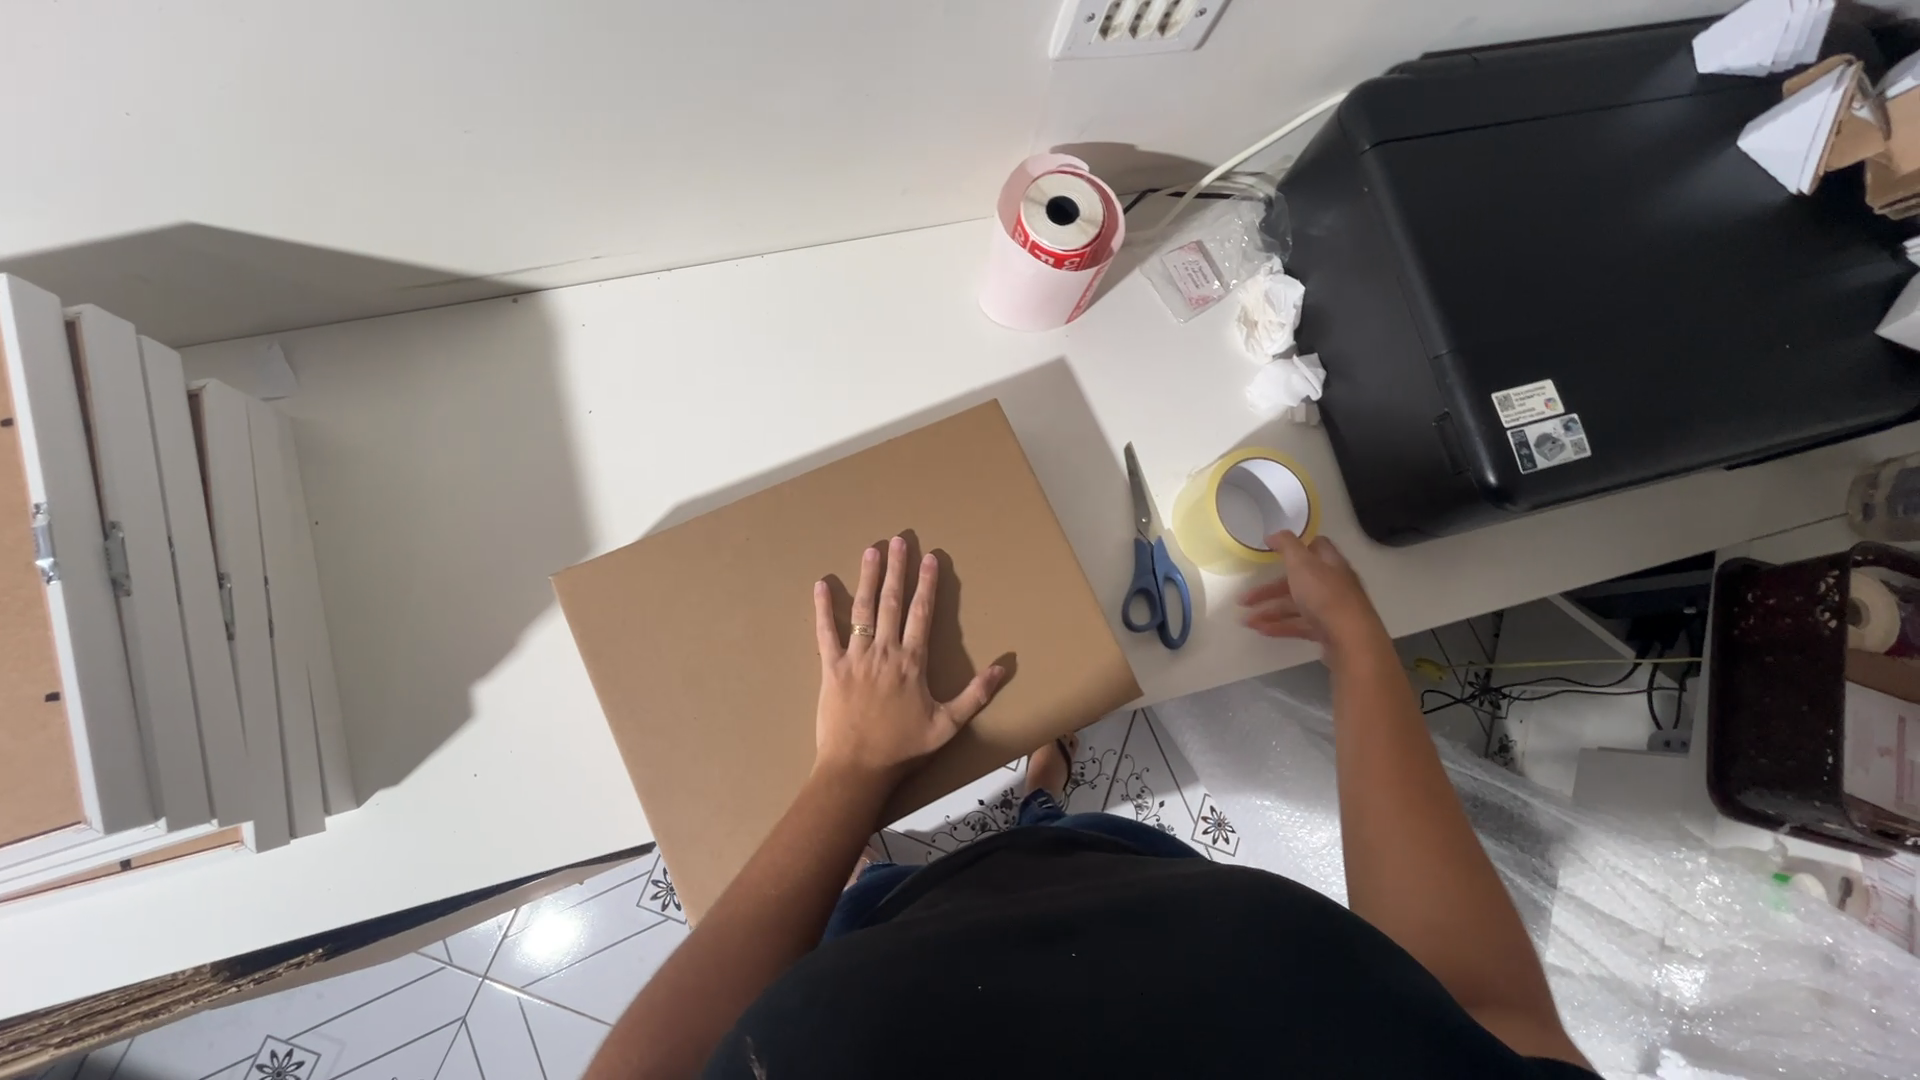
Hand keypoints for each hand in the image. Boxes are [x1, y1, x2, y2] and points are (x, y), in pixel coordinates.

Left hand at [812, 536, 1003, 788]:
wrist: (856, 769)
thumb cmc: (903, 749)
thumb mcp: (947, 725)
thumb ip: (975, 695)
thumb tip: (1003, 668)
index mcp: (912, 663)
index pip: (922, 613)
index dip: (927, 583)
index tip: (931, 558)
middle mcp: (884, 652)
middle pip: (892, 602)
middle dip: (897, 569)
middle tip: (899, 540)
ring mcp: (855, 658)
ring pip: (862, 610)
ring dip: (868, 578)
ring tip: (871, 551)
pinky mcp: (830, 669)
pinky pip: (825, 633)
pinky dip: (823, 609)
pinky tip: (821, 585)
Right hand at [1238, 531, 1385, 655]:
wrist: (1351, 640)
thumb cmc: (1325, 596)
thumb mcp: (1302, 564)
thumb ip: (1287, 546)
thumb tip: (1274, 534)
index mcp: (1330, 564)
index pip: (1316, 546)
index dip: (1296, 546)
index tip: (1272, 551)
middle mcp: (1333, 584)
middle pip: (1298, 581)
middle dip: (1269, 590)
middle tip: (1245, 599)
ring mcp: (1331, 609)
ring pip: (1295, 606)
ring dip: (1269, 611)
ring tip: (1246, 622)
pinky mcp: (1327, 631)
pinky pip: (1299, 625)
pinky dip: (1280, 626)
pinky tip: (1261, 630)